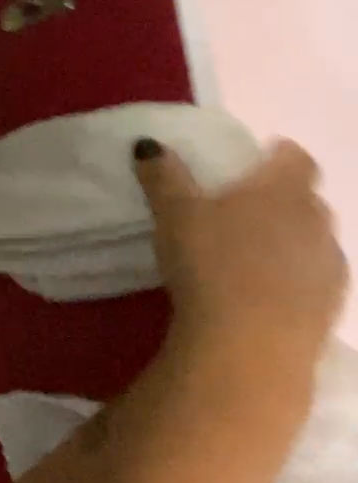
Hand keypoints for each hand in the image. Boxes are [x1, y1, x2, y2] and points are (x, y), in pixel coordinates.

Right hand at [136, 138, 348, 366]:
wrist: (249, 337)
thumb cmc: (209, 262)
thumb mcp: (172, 213)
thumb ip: (164, 176)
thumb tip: (150, 144)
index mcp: (281, 193)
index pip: (296, 159)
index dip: (279, 152)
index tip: (258, 153)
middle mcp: (317, 221)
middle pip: (306, 197)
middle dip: (279, 194)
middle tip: (242, 199)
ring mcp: (331, 262)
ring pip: (313, 234)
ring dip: (287, 230)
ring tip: (248, 241)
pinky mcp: (332, 298)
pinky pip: (314, 268)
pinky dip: (292, 264)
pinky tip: (262, 278)